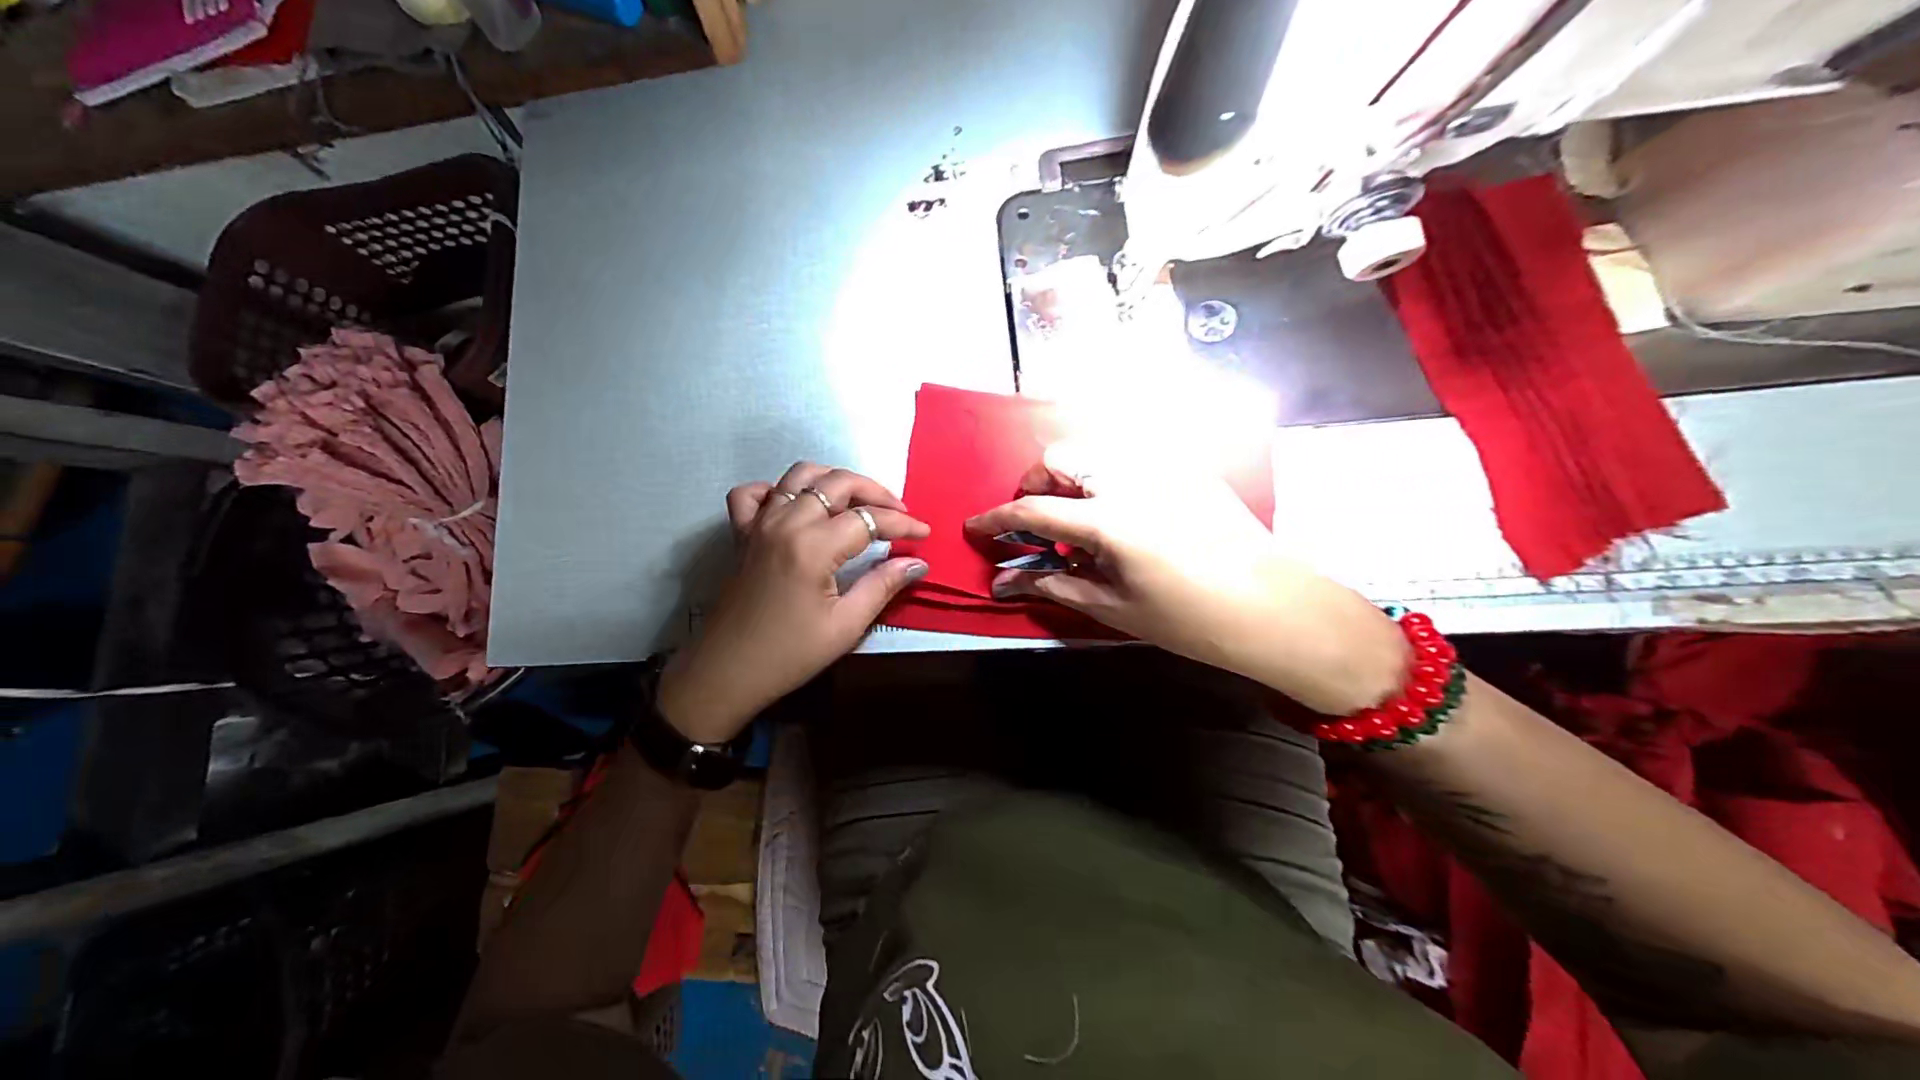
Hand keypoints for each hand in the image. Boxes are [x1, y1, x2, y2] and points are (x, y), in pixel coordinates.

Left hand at [656, 463, 929, 742]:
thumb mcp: (845, 625)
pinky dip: (776, 490)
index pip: (868, 518)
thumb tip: (917, 562)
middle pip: (837, 483)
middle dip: (875, 492)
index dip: (902, 524)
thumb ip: (882, 585)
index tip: (924, 534)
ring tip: (856, 501)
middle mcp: (785, 522)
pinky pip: (753, 494)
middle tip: (898, 514)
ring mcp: (759, 524)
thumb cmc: (790, 654)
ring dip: (833, 480)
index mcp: (813, 546)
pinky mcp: (741, 534)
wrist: (727, 672)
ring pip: (799, 476)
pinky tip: (795, 506)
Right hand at [964, 441, 1406, 713]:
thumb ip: (1053, 585)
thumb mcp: (1113, 608)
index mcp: (1109, 520)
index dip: (996, 520)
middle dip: (1036, 485)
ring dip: (1071, 477)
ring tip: (1082, 519)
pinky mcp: (1188, 468)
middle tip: (1040, 524)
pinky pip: (1132, 457)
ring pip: (1095, 449)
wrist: (1274, 607)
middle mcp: (1131, 480)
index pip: (1033, 510)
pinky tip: (1125, 514)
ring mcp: (1163, 467)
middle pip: (1059, 457)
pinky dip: (1109, 477)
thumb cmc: (1189, 619)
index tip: (976, 528)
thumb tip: (1004, 581)